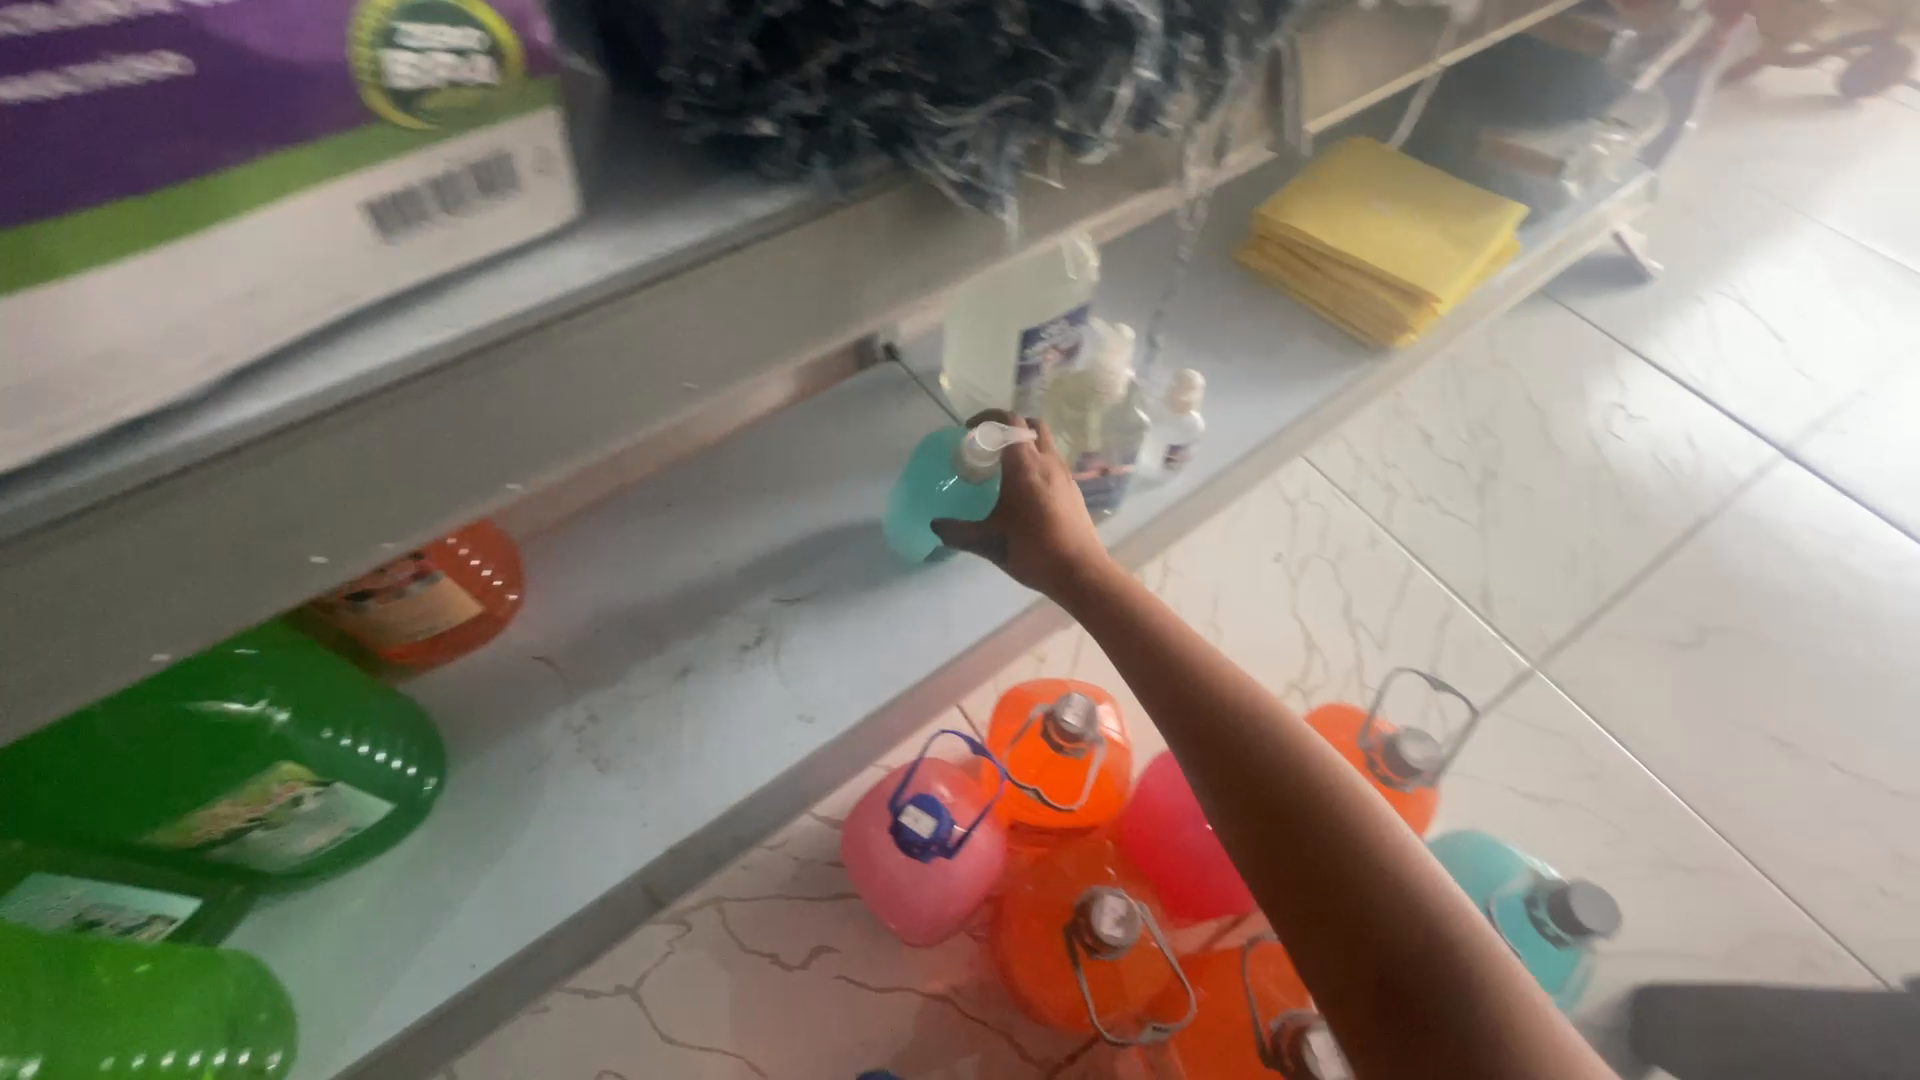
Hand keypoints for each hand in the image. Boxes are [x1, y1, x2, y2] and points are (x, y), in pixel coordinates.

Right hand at [932, 411, 1117, 598]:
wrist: (1080, 572)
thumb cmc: (1032, 551)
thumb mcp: (988, 542)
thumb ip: (957, 532)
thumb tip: (935, 526)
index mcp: (1024, 466)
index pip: (1009, 422)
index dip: (988, 417)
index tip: (970, 429)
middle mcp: (1048, 462)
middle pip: (1031, 424)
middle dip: (1009, 425)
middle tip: (989, 443)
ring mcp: (1065, 475)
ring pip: (1045, 443)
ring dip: (1025, 443)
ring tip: (1004, 466)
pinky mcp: (1073, 490)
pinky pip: (1053, 462)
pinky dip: (1037, 462)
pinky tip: (1025, 490)